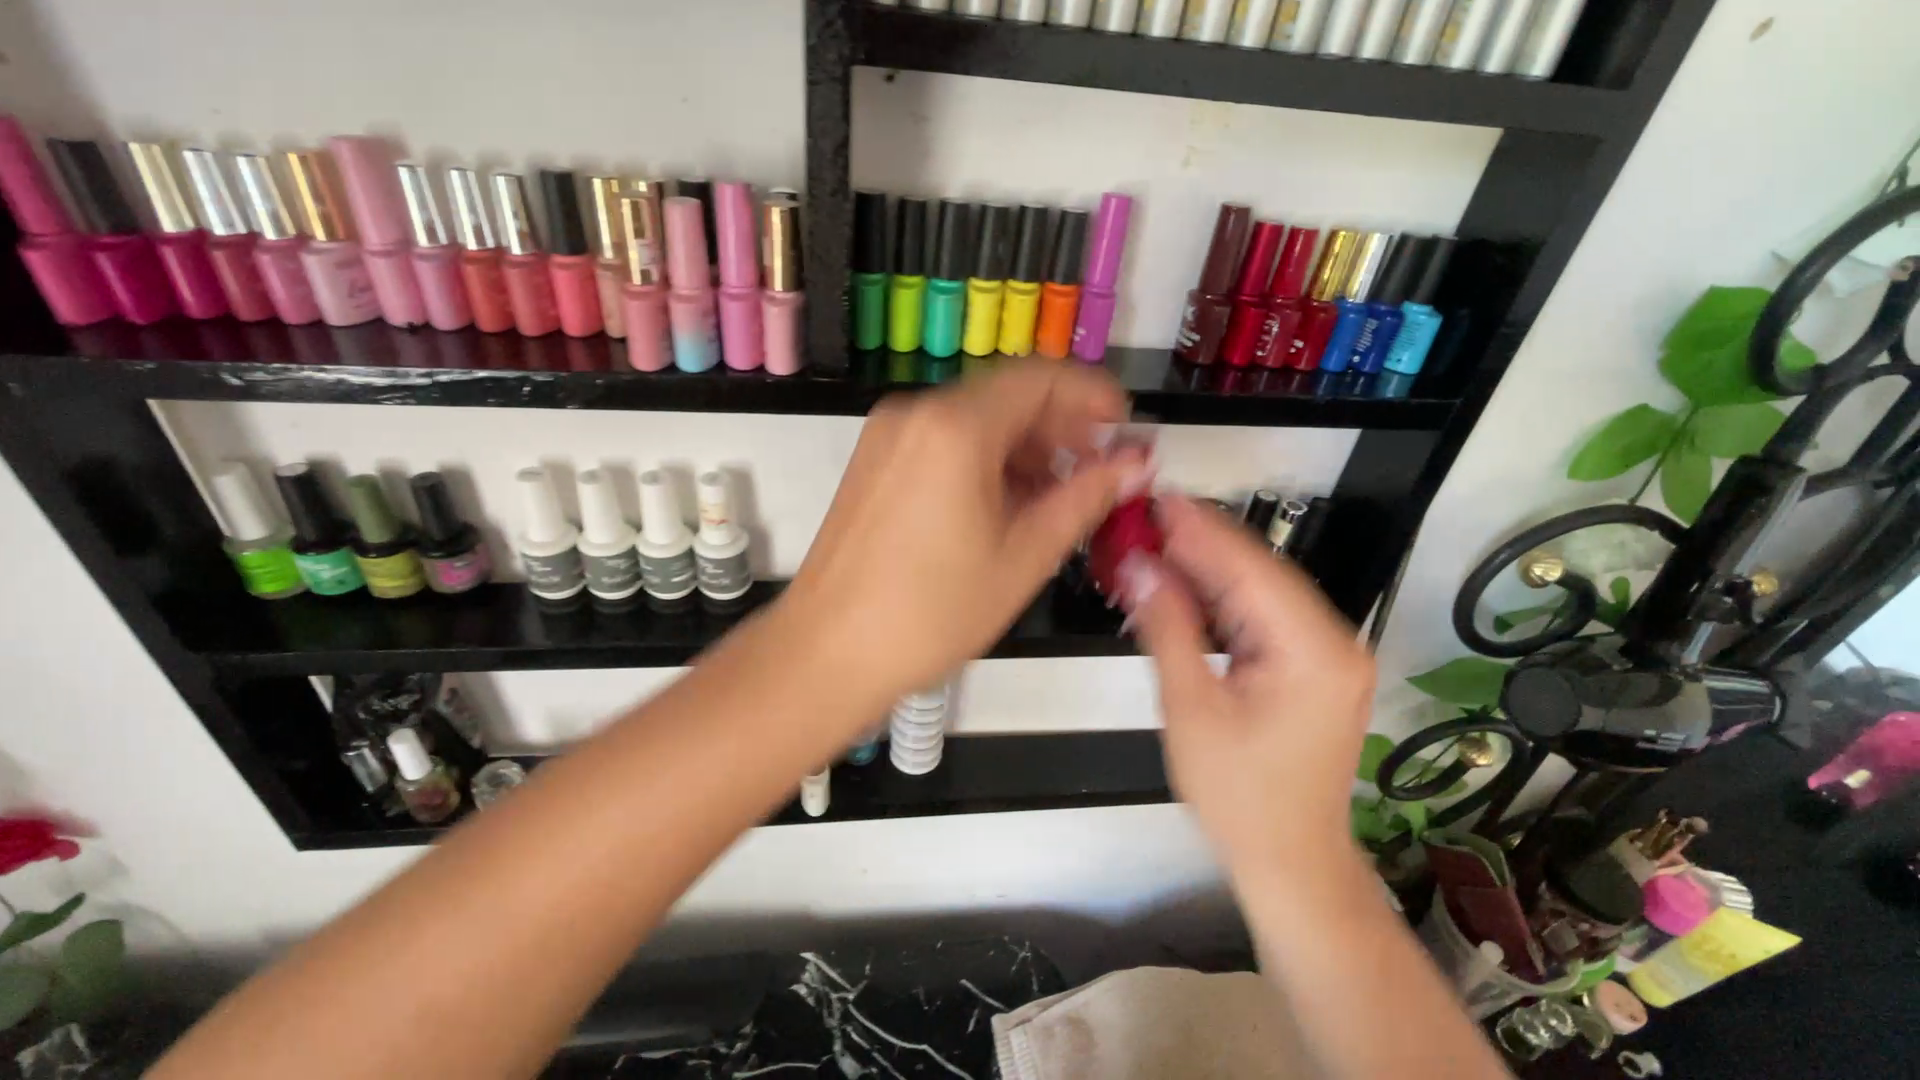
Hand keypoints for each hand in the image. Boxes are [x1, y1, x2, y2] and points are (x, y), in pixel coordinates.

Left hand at [780, 362, 1150, 709]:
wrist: (828, 651)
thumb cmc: (929, 613)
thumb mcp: (1023, 557)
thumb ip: (1084, 499)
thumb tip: (1132, 465)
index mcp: (955, 428)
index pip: (1040, 378)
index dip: (1092, 395)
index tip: (1125, 426)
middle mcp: (916, 414)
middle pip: (1005, 395)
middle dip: (1060, 426)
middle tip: (1100, 469)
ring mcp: (888, 436)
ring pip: (975, 419)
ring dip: (1023, 446)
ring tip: (1057, 496)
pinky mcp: (875, 462)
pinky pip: (943, 441)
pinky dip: (984, 459)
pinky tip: (1007, 504)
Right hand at [1120, 496, 1375, 870]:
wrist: (1290, 859)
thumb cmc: (1240, 798)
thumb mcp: (1190, 708)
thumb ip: (1167, 627)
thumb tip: (1140, 568)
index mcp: (1314, 651)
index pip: (1250, 569)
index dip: (1200, 530)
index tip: (1158, 500)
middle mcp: (1335, 643)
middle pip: (1260, 574)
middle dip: (1200, 545)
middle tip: (1146, 519)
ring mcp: (1330, 656)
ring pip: (1262, 593)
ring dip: (1209, 571)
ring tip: (1156, 544)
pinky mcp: (1316, 669)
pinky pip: (1266, 619)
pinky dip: (1225, 603)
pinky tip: (1187, 586)